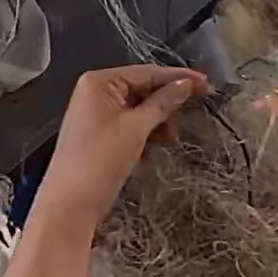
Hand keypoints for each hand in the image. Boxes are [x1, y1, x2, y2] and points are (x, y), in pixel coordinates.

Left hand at [40, 65, 209, 229]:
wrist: (70, 204)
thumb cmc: (101, 159)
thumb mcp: (136, 128)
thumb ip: (162, 103)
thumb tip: (186, 84)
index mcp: (99, 81)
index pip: (146, 72)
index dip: (178, 78)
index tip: (207, 84)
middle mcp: (95, 91)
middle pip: (142, 89)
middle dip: (165, 105)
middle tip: (188, 120)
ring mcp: (96, 113)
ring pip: (138, 109)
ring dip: (157, 123)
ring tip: (169, 141)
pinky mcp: (99, 134)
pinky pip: (129, 125)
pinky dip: (144, 135)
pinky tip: (151, 151)